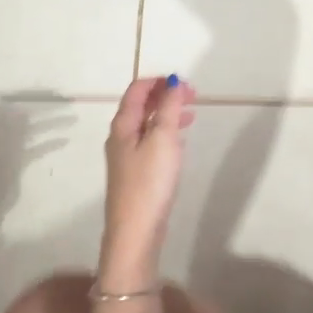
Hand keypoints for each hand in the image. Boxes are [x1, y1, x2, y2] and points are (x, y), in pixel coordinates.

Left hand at [97, 75, 195, 290]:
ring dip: (167, 113)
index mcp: (122, 125)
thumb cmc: (150, 181)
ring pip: (147, 124)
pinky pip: (150, 141)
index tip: (184, 82)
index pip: (136, 90)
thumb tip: (173, 81)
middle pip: (140, 105)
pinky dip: (166, 132)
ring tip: (191, 113)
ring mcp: (126, 157)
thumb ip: (169, 107)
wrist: (135, 232)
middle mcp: (120, 137)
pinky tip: (180, 140)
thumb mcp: (163, 138)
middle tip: (192, 95)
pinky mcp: (135, 173)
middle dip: (165, 95)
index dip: (159, 80)